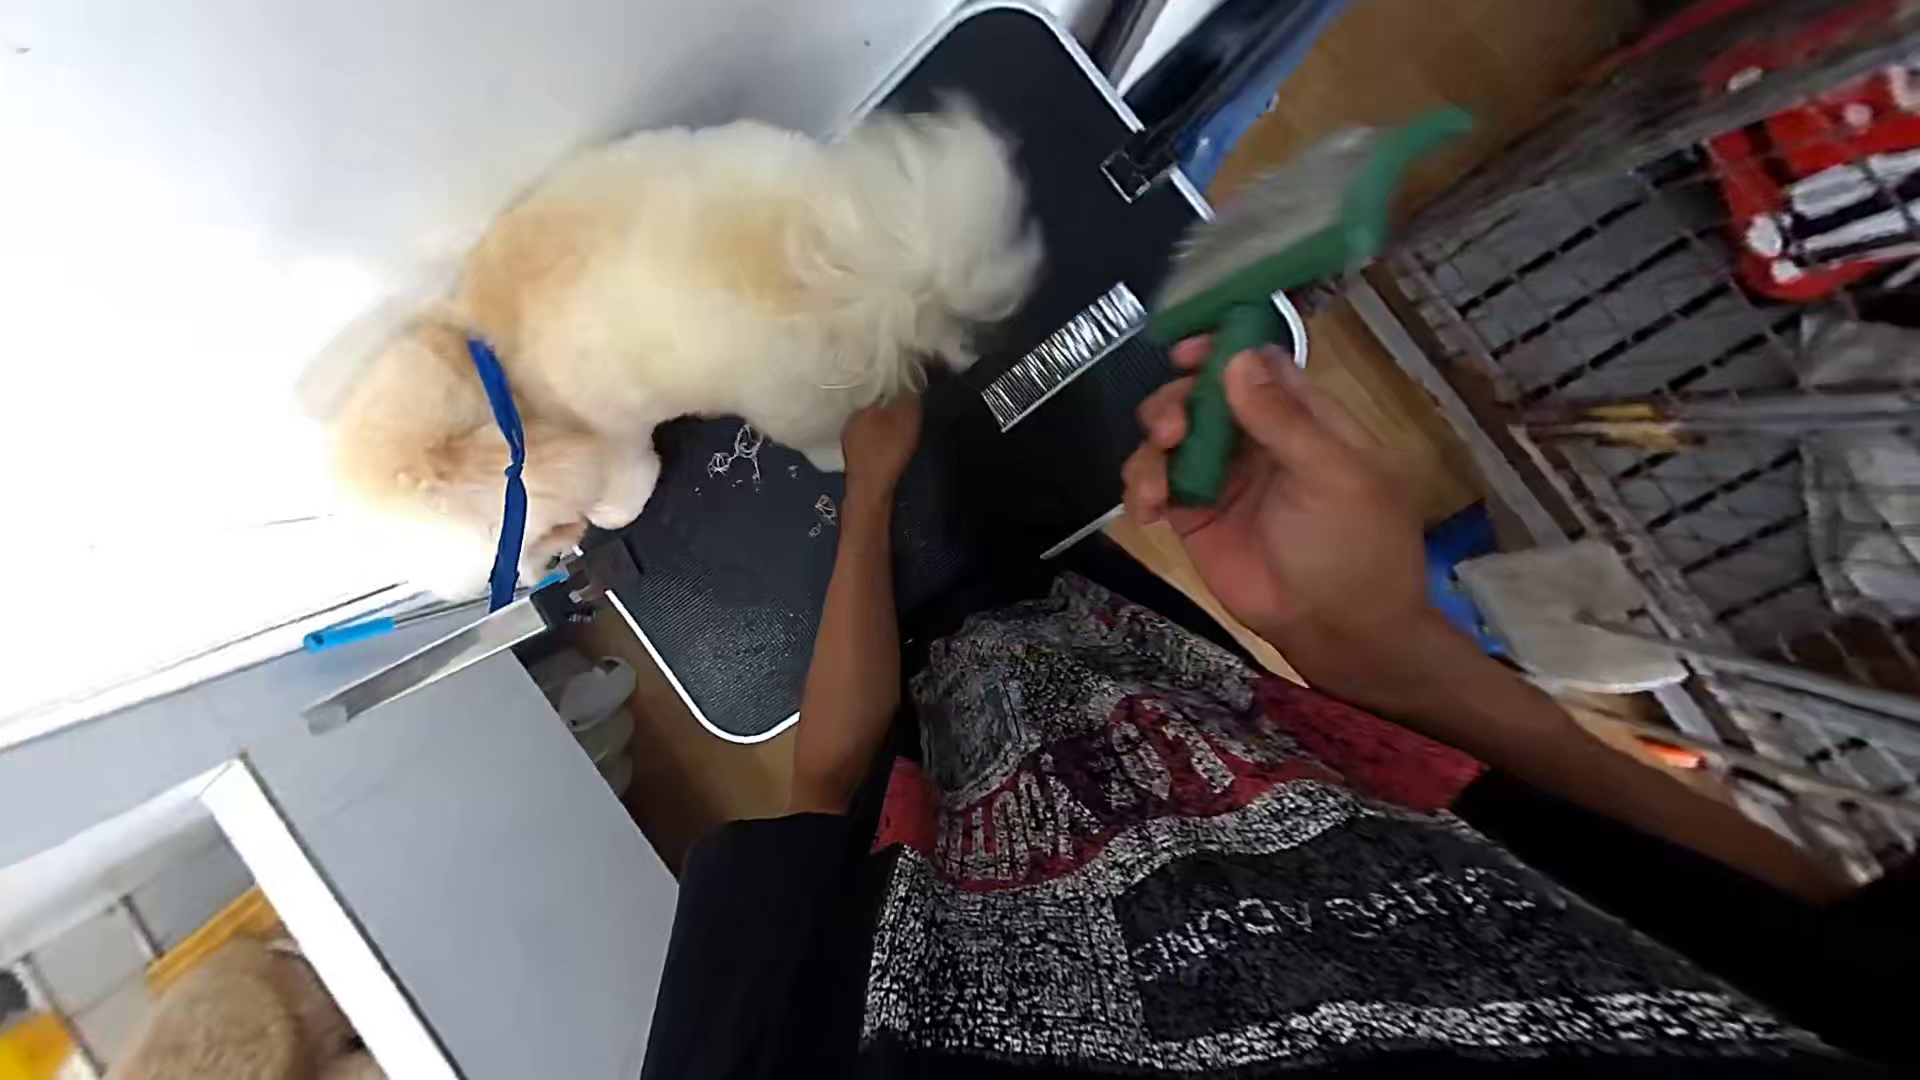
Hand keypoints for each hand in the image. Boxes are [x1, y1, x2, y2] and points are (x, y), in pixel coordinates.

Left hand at [841, 393, 923, 498]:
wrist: (871, 488)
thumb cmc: (888, 451)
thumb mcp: (908, 420)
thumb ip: (909, 400)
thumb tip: (910, 388)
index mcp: (862, 408)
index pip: (881, 394)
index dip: (897, 398)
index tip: (909, 405)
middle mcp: (850, 422)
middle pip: (874, 411)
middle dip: (889, 415)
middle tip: (906, 422)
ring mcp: (848, 442)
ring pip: (870, 429)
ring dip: (883, 432)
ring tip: (898, 438)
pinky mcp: (852, 459)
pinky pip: (868, 445)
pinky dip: (878, 446)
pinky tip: (887, 453)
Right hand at [1122, 341, 1434, 688]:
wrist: (1330, 627)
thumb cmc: (1352, 547)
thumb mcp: (1333, 477)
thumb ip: (1283, 420)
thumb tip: (1236, 361)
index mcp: (1300, 418)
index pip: (1254, 365)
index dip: (1219, 350)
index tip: (1184, 352)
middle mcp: (1252, 439)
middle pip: (1197, 397)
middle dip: (1173, 406)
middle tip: (1170, 433)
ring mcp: (1217, 476)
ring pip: (1165, 439)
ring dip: (1149, 453)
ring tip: (1155, 491)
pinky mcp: (1188, 512)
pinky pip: (1151, 484)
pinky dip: (1139, 489)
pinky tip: (1145, 512)